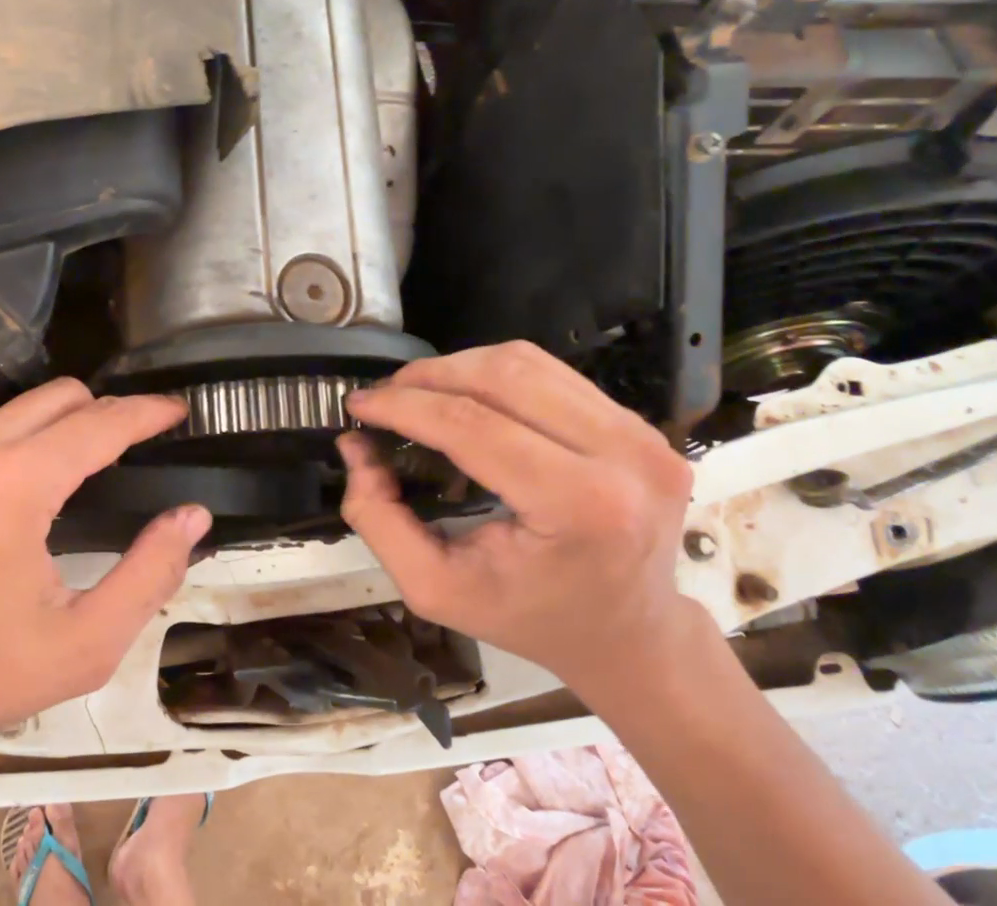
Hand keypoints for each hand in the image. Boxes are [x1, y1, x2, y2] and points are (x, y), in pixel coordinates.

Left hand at [0, 379, 210, 760]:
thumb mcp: (84, 643)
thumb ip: (150, 574)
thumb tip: (190, 517)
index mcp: (17, 482)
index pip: (100, 422)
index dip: (147, 412)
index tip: (177, 412)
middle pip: (57, 397)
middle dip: (106, 410)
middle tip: (138, 446)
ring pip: (13, 413)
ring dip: (59, 426)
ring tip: (88, 468)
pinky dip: (14, 446)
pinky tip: (21, 496)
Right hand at [337, 342, 696, 685]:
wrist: (629, 633)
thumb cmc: (529, 618)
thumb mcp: (435, 589)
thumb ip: (380, 520)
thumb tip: (354, 448)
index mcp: (580, 506)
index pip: (472, 425)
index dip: (403, 406)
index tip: (356, 406)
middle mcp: (623, 456)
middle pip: (502, 377)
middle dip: (426, 377)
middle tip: (382, 398)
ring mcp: (641, 434)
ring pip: (527, 363)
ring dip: (457, 368)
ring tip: (416, 394)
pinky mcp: (642, 424)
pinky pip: (552, 374)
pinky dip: (494, 376)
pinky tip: (465, 398)